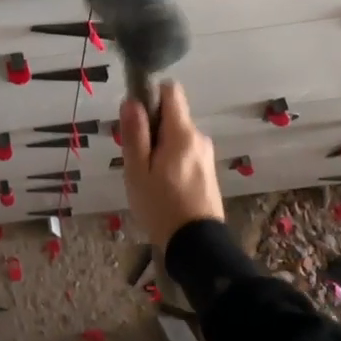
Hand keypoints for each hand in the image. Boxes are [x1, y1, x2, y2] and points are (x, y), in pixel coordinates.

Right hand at [119, 81, 223, 244]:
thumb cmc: (161, 206)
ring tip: (147, 175)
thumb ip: (134, 133)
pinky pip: (184, 152)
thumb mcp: (137, 170)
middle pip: (171, 115)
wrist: (198, 249)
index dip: (150, 94)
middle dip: (151, 127)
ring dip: (160, 145)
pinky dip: (171, 159)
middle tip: (136, 156)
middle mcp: (199, 138)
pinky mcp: (208, 172)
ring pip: (176, 135)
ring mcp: (206, 156)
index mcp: (182, 133)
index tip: (136, 115)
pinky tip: (162, 185)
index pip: (171, 90)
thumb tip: (131, 100)